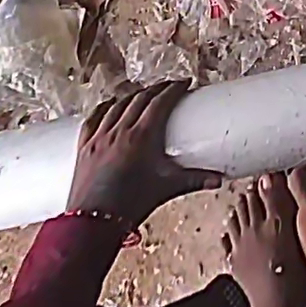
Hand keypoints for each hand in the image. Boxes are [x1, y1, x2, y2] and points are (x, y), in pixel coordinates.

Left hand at [66, 81, 221, 225]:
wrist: (94, 223)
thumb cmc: (132, 204)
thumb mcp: (168, 187)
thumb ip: (195, 180)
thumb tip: (219, 180)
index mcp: (142, 136)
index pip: (160, 102)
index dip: (173, 89)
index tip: (184, 84)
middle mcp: (120, 130)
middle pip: (140, 99)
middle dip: (156, 89)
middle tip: (169, 87)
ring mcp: (100, 136)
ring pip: (117, 105)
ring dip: (133, 95)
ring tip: (144, 94)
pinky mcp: (85, 145)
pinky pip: (95, 117)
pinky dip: (105, 107)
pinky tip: (110, 104)